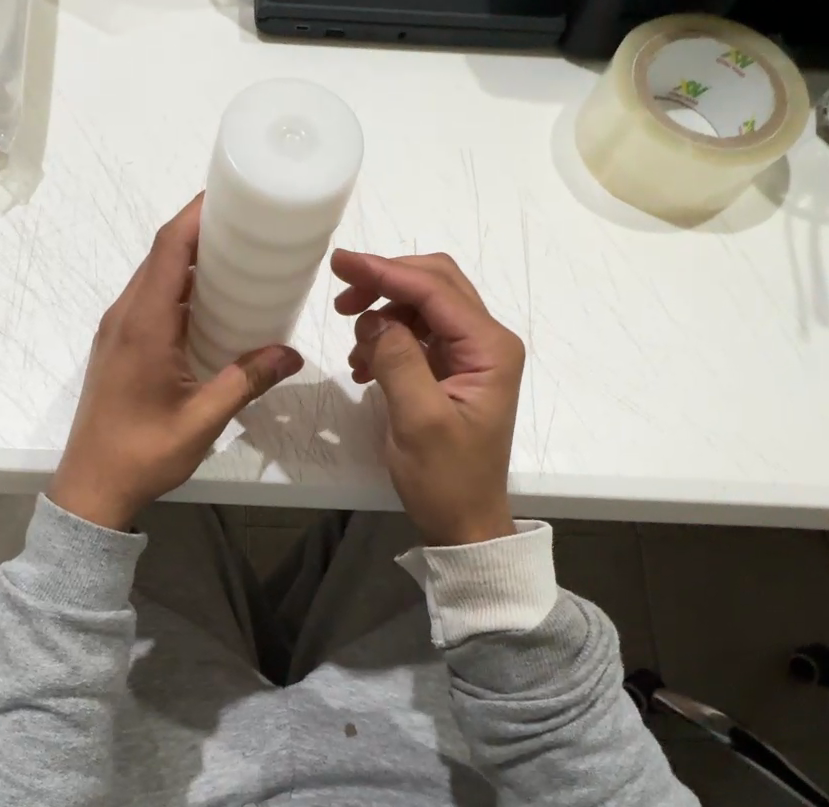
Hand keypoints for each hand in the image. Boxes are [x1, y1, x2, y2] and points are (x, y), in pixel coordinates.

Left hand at [49, 196, 304, 529]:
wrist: (91, 487)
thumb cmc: (142, 454)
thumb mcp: (202, 420)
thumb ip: (245, 382)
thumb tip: (292, 354)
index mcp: (144, 325)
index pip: (170, 248)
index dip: (199, 213)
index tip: (235, 194)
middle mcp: (124, 317)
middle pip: (161, 255)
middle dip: (203, 233)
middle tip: (251, 228)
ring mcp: (115, 332)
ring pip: (153, 279)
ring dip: (190, 264)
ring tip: (237, 262)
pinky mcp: (115, 348)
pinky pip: (147, 302)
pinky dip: (178, 292)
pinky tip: (209, 309)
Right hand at [332, 249, 523, 546]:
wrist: (464, 522)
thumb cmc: (445, 479)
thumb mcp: (418, 422)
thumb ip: (398, 361)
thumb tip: (374, 319)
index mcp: (489, 349)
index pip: (435, 290)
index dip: (385, 271)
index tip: (340, 262)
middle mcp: (486, 342)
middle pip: (435, 285)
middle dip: (385, 283)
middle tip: (340, 299)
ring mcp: (471, 357)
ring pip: (424, 308)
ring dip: (385, 315)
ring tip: (352, 349)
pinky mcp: (453, 373)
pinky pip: (419, 337)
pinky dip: (388, 340)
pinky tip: (364, 366)